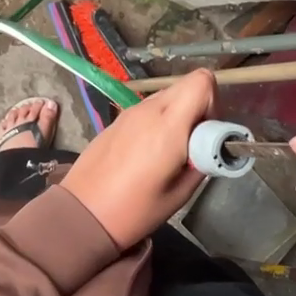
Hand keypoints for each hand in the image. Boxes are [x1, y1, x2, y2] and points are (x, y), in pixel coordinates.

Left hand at [61, 68, 216, 249]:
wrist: (81, 213)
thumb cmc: (134, 210)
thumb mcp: (180, 193)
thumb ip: (202, 161)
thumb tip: (211, 147)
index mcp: (168, 126)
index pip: (202, 81)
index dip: (213, 103)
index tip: (208, 135)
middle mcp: (149, 109)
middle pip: (187, 83)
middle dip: (200, 108)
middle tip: (194, 143)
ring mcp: (130, 111)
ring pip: (168, 95)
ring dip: (179, 114)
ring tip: (171, 152)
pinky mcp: (118, 119)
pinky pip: (150, 107)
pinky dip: (160, 120)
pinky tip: (150, 152)